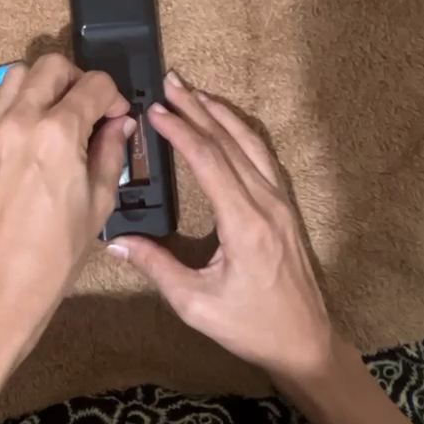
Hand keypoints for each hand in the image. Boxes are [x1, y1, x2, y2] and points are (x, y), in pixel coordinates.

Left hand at [0, 54, 134, 359]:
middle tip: (93, 108)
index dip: (114, 96)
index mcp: (57, 134)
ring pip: (21, 73)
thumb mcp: (99, 202)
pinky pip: (3, 99)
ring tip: (65, 113)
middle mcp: (22, 119)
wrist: (0, 283)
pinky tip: (43, 130)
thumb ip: (112, 152)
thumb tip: (120, 123)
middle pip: (53, 66)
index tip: (120, 116)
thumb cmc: (56, 252)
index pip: (94, 85)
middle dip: (80, 78)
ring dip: (47, 82)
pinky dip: (25, 99)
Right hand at [108, 72, 342, 387]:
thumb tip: (116, 242)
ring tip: (194, 91)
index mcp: (244, 223)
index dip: (180, 130)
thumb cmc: (251, 326)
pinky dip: (240, 131)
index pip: (208, 160)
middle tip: (170, 81)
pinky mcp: (284, 206)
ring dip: (219, 114)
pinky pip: (262, 156)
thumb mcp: (196, 304)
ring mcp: (280, 201)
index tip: (155, 109)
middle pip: (228, 142)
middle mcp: (266, 203)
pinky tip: (225, 122)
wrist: (306, 342)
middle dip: (196, 108)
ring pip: (249, 143)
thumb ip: (156, 267)